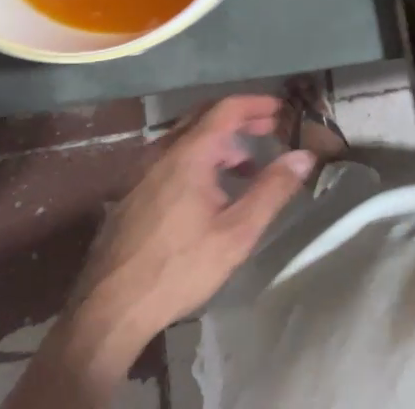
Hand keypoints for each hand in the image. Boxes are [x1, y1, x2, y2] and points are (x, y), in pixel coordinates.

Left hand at [68, 95, 314, 346]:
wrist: (109, 310)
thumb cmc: (179, 268)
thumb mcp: (237, 232)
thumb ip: (272, 190)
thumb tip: (304, 156)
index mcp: (188, 155)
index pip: (226, 109)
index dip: (257, 104)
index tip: (283, 110)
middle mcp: (160, 155)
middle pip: (203, 118)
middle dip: (239, 119)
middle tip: (269, 130)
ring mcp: (141, 175)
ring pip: (185, 141)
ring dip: (219, 143)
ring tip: (246, 167)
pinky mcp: (131, 196)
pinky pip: (170, 160)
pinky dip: (198, 160)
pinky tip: (210, 194)